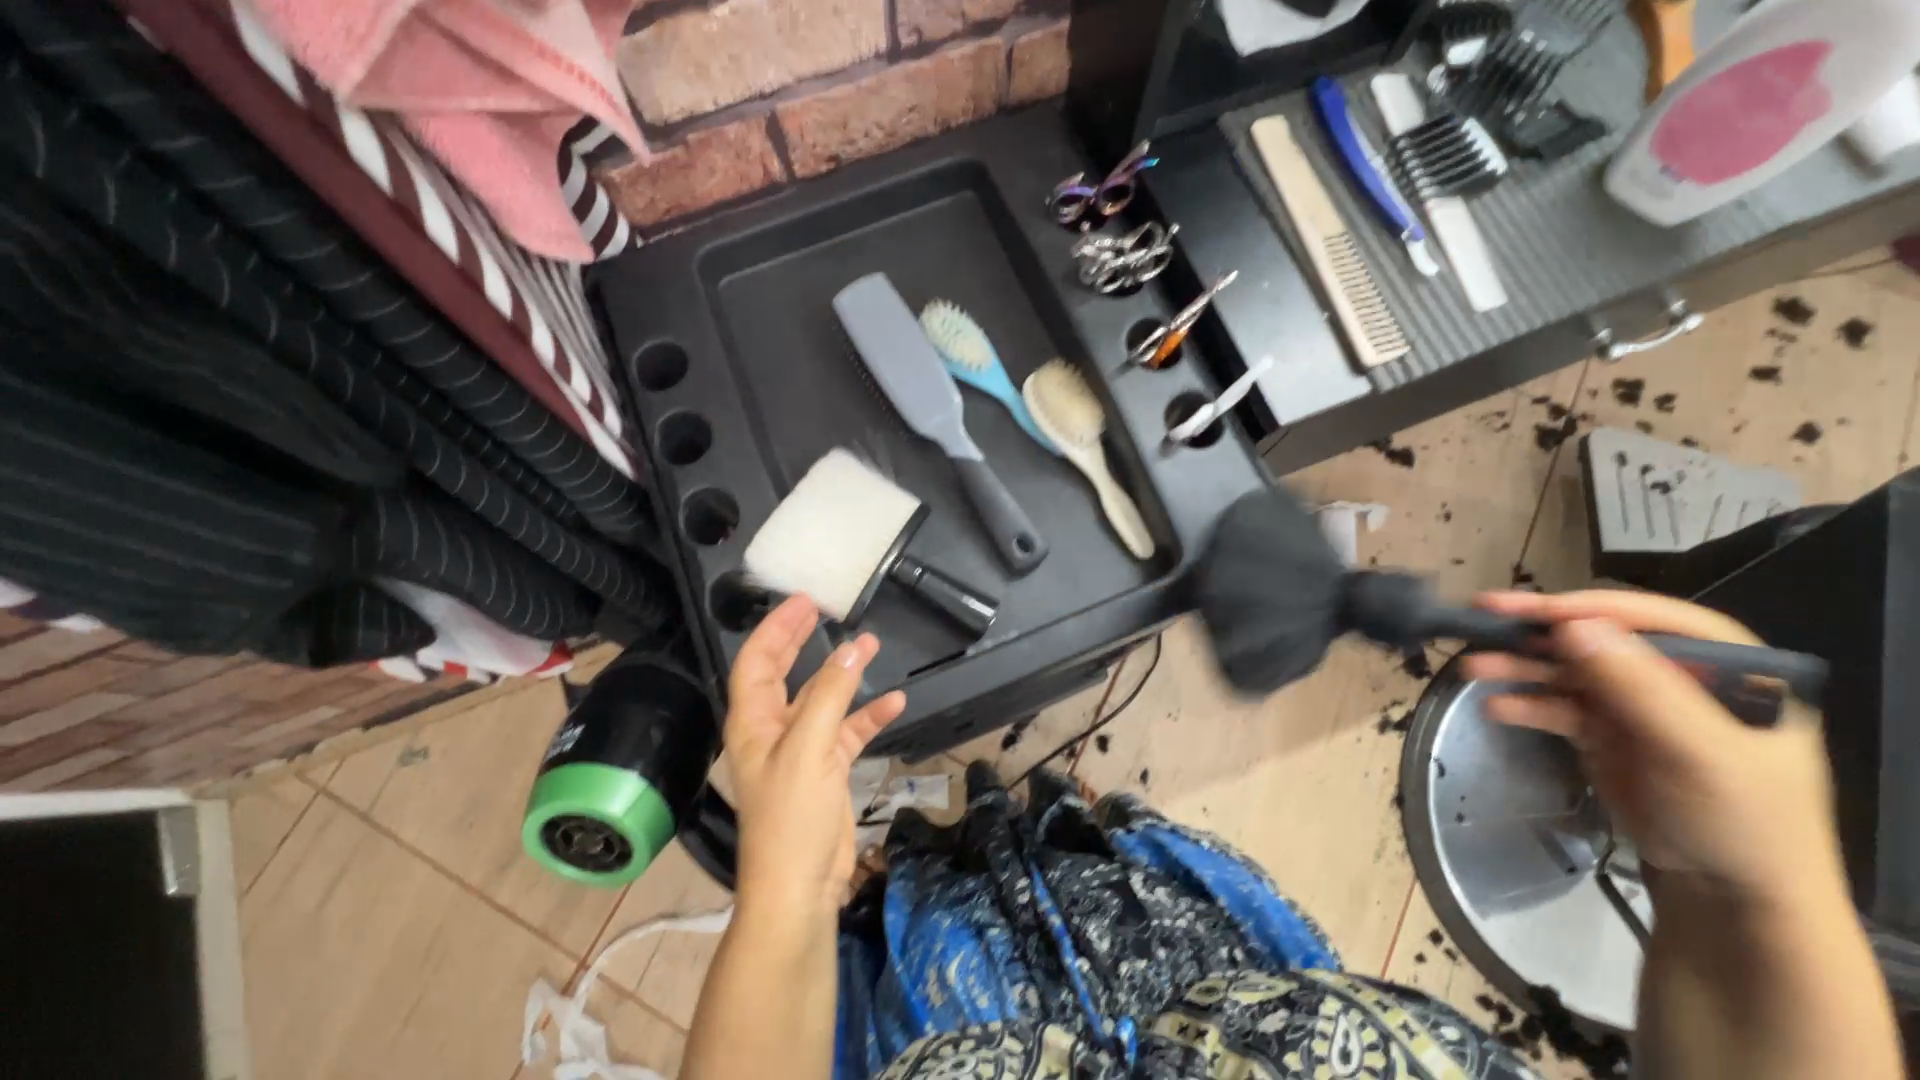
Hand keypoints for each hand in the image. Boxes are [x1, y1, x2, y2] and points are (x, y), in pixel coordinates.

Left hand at [723, 595, 906, 917]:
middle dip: (802, 641)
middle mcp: (773, 730)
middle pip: (785, 674)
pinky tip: (895, 702)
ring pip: (823, 699)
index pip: (756, 661)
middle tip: (824, 610)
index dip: (776, 629)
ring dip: (845, 675)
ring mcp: (802, 750)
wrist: (800, 886)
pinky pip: (849, 731)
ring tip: (872, 645)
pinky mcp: (827, 770)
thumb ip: (830, 696)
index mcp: (753, 722)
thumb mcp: (809, 749)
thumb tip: (852, 648)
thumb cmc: (790, 817)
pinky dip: (869, 715)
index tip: (802, 602)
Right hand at [1461, 590, 1845, 911]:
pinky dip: (1528, 705)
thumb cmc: (1741, 822)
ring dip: (1524, 666)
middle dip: (1543, 631)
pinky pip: (1561, 709)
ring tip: (1473, 665)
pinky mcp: (1608, 736)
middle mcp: (1682, 679)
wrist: (1732, 900)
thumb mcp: (1700, 753)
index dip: (1595, 609)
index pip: (1657, 621)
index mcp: (1731, 671)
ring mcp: (1641, 709)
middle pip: (1604, 640)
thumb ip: (1642, 689)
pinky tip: (1496, 707)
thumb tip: (1573, 628)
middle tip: (1485, 614)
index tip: (1536, 609)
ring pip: (1574, 672)